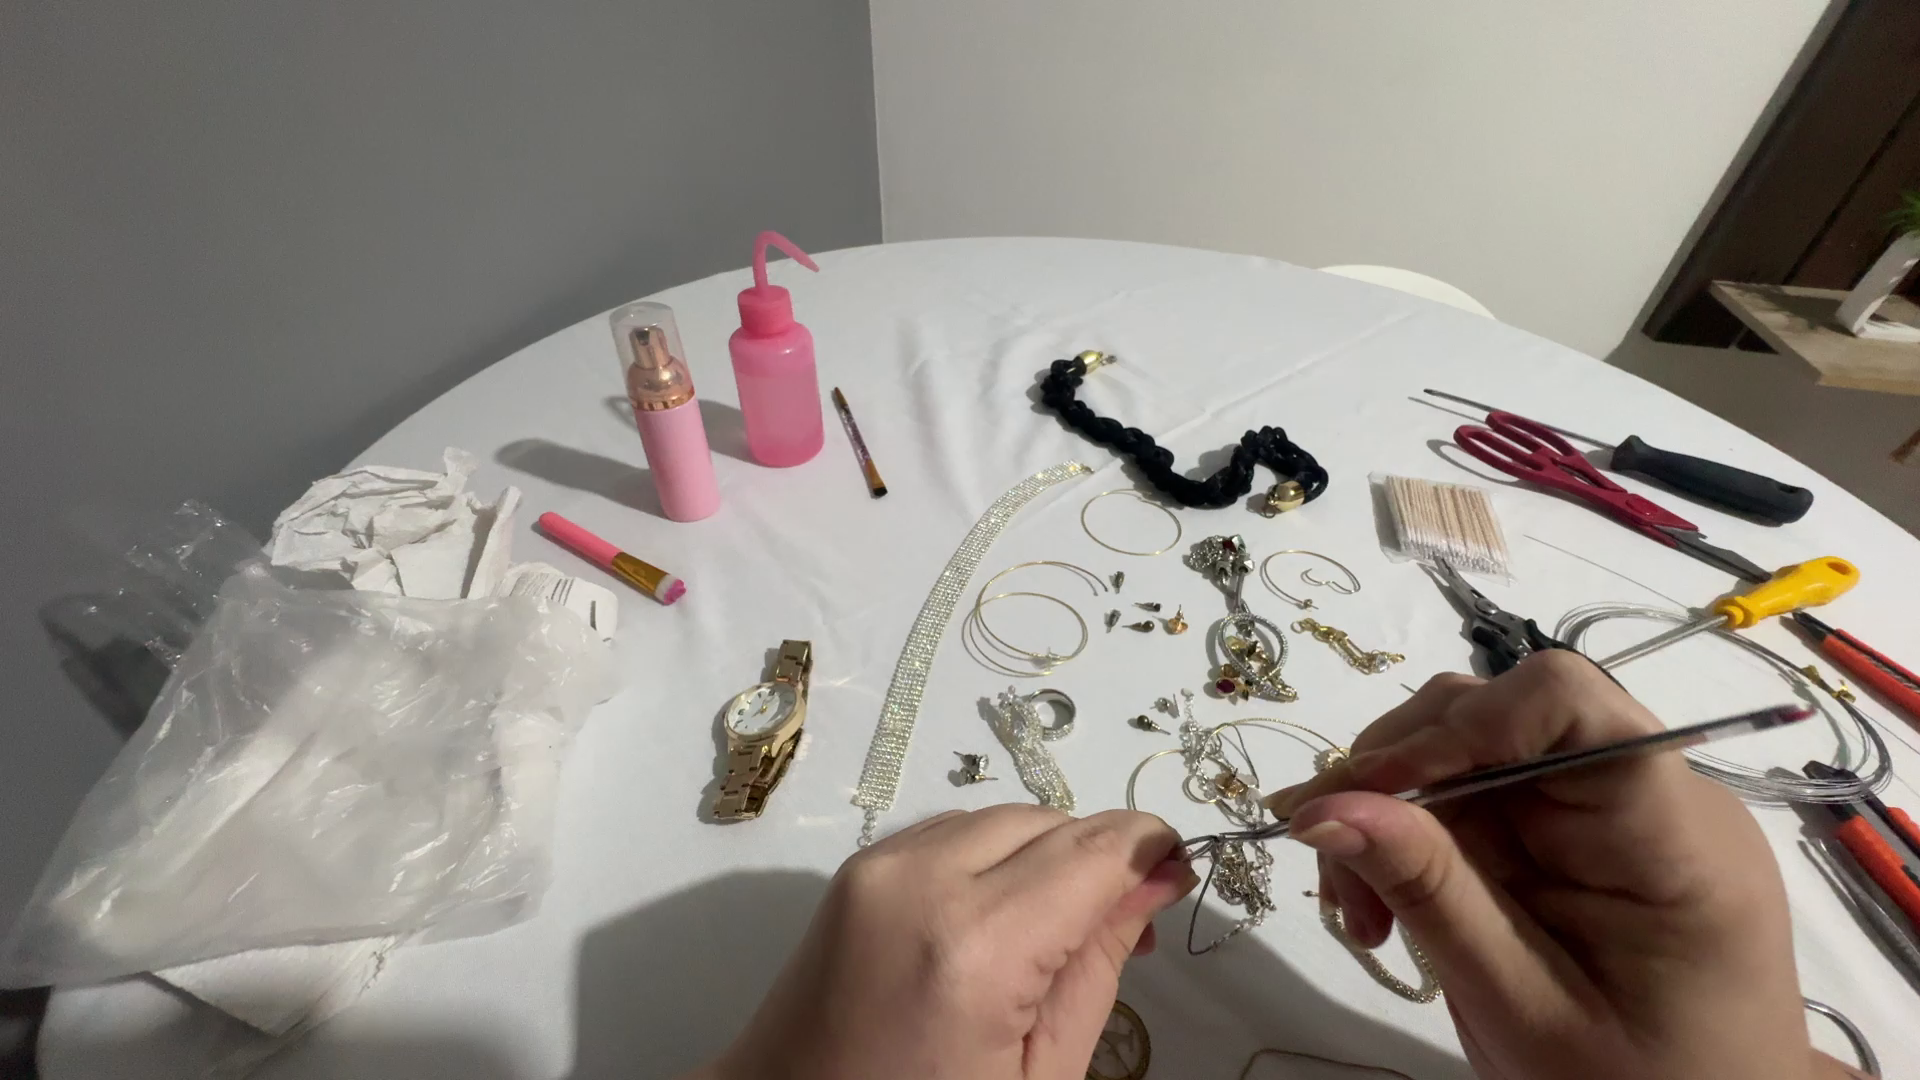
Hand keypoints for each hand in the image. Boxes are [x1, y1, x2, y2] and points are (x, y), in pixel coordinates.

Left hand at [701, 806, 1195, 1079]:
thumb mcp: (1039, 1077)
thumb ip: (1099, 963)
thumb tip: (1154, 879)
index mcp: (974, 946)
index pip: (1089, 853)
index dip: (1146, 846)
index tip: (1181, 861)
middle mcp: (923, 876)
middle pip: (1047, 822)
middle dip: (1097, 853)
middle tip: (1126, 916)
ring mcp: (882, 860)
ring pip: (1002, 816)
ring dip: (1047, 851)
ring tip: (1063, 920)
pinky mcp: (861, 861)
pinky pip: (955, 827)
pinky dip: (996, 851)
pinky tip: (1003, 906)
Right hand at [1269, 652, 1813, 1079]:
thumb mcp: (1520, 1003)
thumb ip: (1425, 891)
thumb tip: (1317, 809)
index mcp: (1664, 831)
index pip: (1564, 701)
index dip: (1460, 722)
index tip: (1377, 792)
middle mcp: (1619, 787)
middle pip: (1473, 714)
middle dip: (1384, 778)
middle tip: (1332, 863)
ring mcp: (1571, 796)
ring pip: (1435, 744)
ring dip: (1371, 808)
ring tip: (1354, 904)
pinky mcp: (1533, 813)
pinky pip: (1435, 785)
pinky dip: (1385, 829)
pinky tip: (1371, 894)